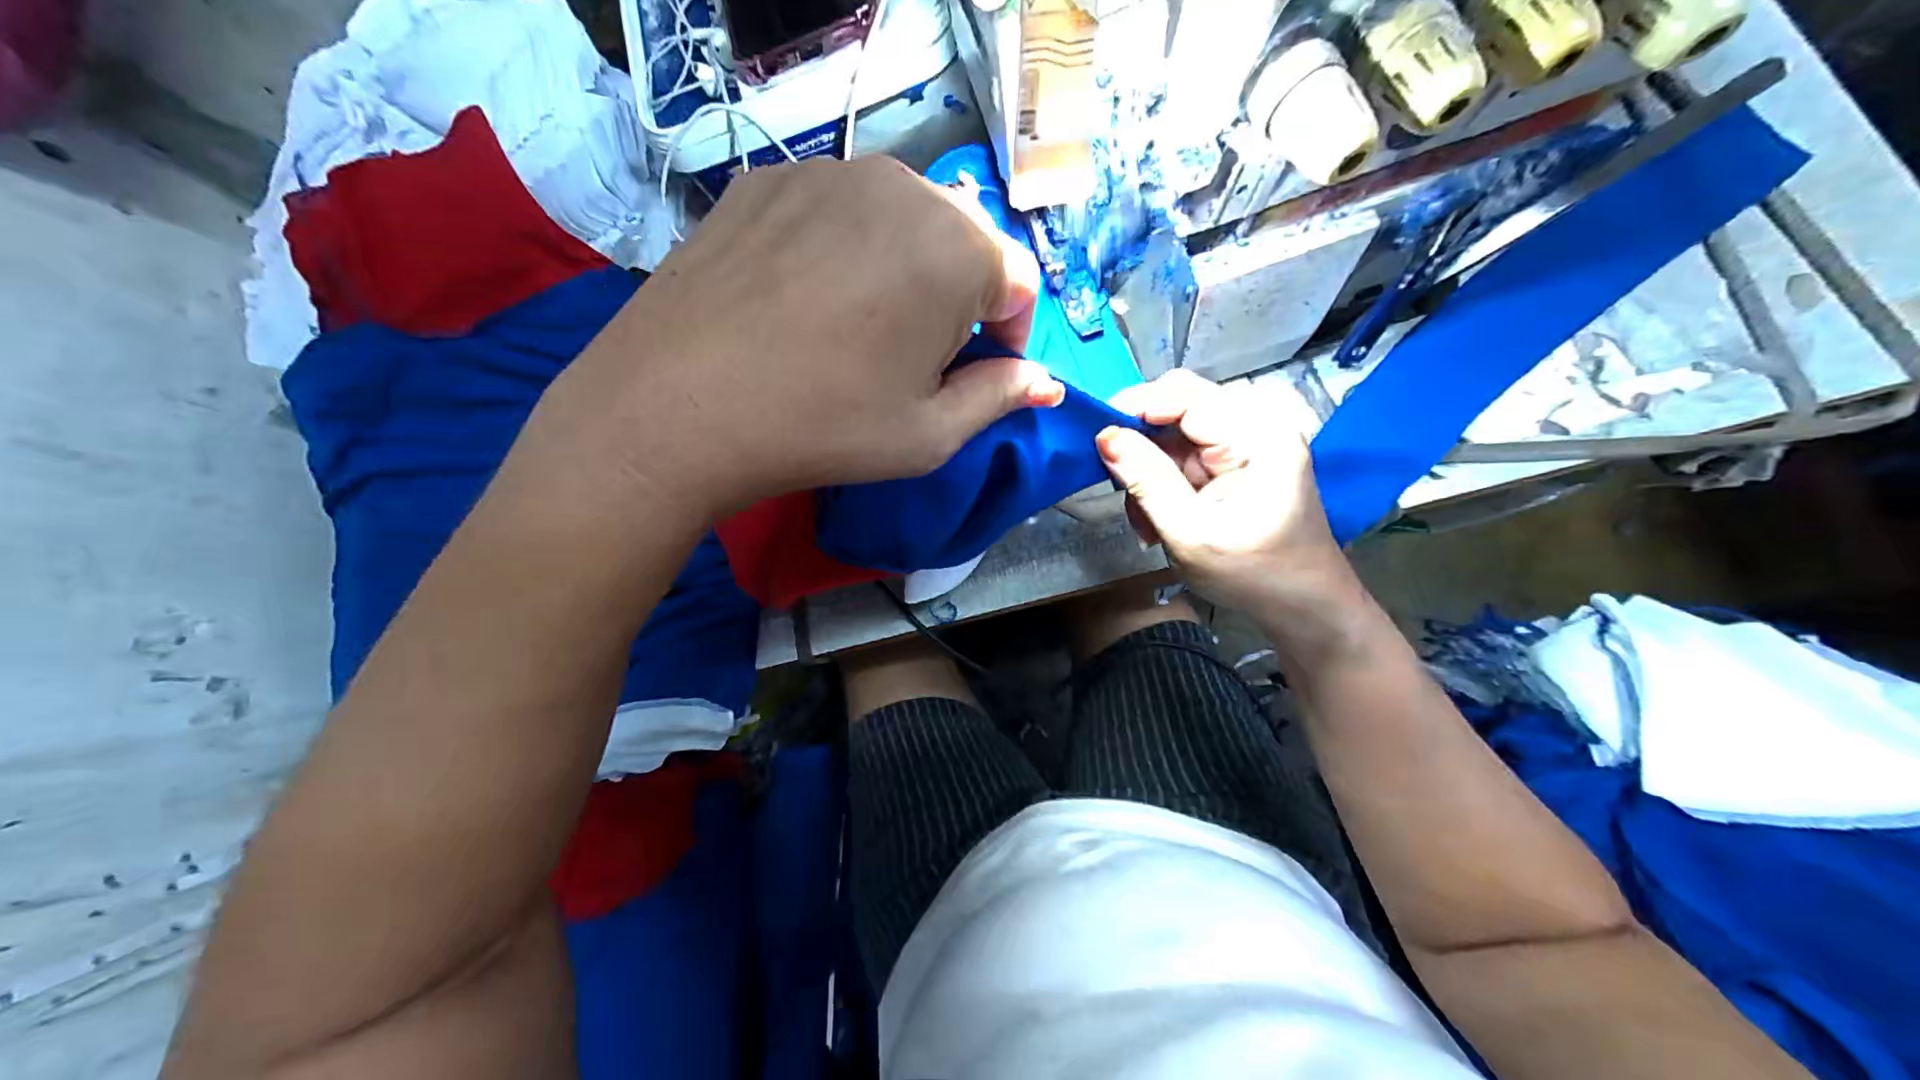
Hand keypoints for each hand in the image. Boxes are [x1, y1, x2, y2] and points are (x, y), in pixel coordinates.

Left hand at [544, 155, 1061, 520]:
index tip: (981, 375)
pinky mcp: (766, 180)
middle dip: (958, 301)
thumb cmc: (824, 427)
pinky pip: (835, 212)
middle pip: (961, 243)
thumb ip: (998, 397)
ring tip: (859, 332)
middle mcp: (901, 188)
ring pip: (898, 221)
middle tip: (916, 360)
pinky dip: (842, 251)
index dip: (1010, 335)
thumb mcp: (929, 435)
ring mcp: (826, 173)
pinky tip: (804, 303)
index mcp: (957, 249)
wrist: (676, 405)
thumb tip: (1043, 381)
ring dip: (902, 272)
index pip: (1018, 280)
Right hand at [1097, 371, 1359, 619]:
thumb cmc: (1255, 575)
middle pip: (1178, 409)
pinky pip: (1183, 458)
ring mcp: (1246, 445)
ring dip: (1148, 473)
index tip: (1097, 434)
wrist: (1303, 605)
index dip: (1136, 406)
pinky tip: (1161, 518)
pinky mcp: (1236, 463)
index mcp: (1257, 436)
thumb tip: (1105, 437)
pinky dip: (1162, 484)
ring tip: (1147, 520)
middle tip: (1122, 488)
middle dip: (1141, 447)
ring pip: (1173, 436)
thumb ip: (1147, 480)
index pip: (1185, 395)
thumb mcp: (1190, 533)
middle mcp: (1255, 426)